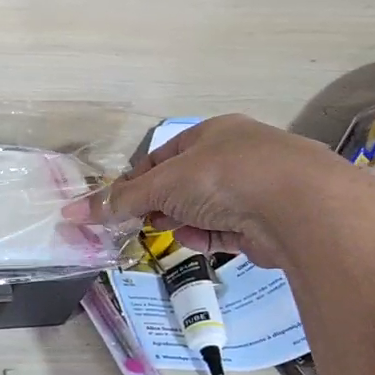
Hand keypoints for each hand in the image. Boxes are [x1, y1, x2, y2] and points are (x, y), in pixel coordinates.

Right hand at [72, 114, 374, 266]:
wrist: (303, 208)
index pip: (161, 157)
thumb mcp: (161, 186)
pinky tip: (199, 242)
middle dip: (159, 205)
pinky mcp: (269, 219)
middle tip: (141, 222)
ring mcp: (258, 187)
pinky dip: (207, 236)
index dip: (135, 182)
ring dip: (182, 222)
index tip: (118, 206)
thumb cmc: (225, 179)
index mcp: (214, 132)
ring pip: (203, 208)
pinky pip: (225, 229)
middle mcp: (238, 154)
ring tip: (171, 233)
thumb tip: (71, 213)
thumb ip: (118, 202)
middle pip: (182, 184)